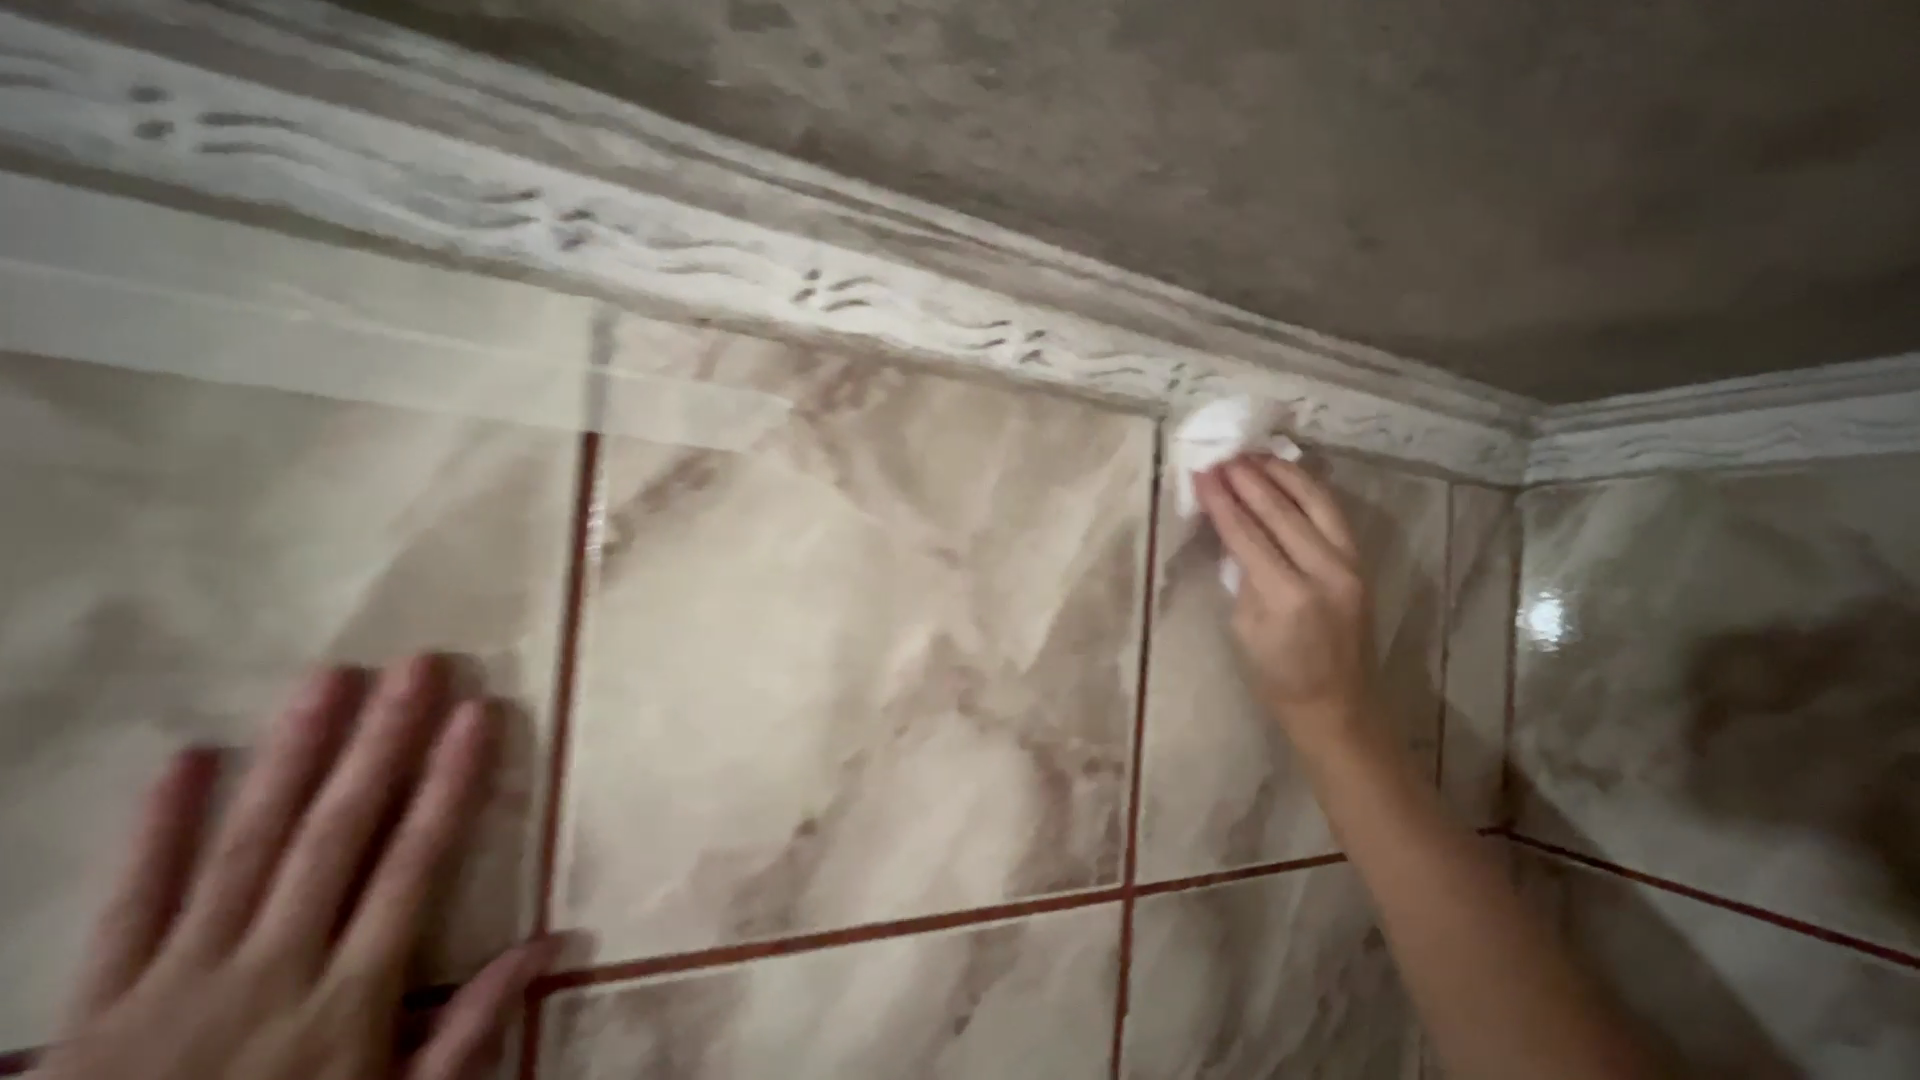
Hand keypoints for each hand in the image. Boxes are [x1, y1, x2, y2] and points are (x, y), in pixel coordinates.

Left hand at [36, 655, 559, 1079]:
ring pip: (246, 847)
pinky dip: (157, 830)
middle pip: (336, 837)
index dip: (448, 784)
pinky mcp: (98, 999)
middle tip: (415, 664)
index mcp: (349, 1001)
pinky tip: (190, 757)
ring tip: (329, 679)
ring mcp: (180, 978)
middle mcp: (273, 969)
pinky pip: (131, 904)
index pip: (412, 866)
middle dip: (382, 742)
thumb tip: (550, 943)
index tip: (476, 713)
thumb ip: (469, 1034)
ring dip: (293, 756)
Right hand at [1196, 455, 1374, 741]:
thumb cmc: (1277, 677)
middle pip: (1281, 511)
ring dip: (1283, 474)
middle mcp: (1325, 572)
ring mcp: (1350, 565)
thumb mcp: (1244, 629)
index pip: (1248, 534)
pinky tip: (1288, 475)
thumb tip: (1235, 531)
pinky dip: (1308, 490)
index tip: (1203, 474)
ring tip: (1255, 455)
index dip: (1222, 502)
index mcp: (1288, 596)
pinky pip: (1333, 514)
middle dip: (1249, 480)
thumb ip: (1242, 577)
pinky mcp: (1360, 563)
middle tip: (1224, 456)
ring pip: (1316, 502)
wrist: (1337, 705)